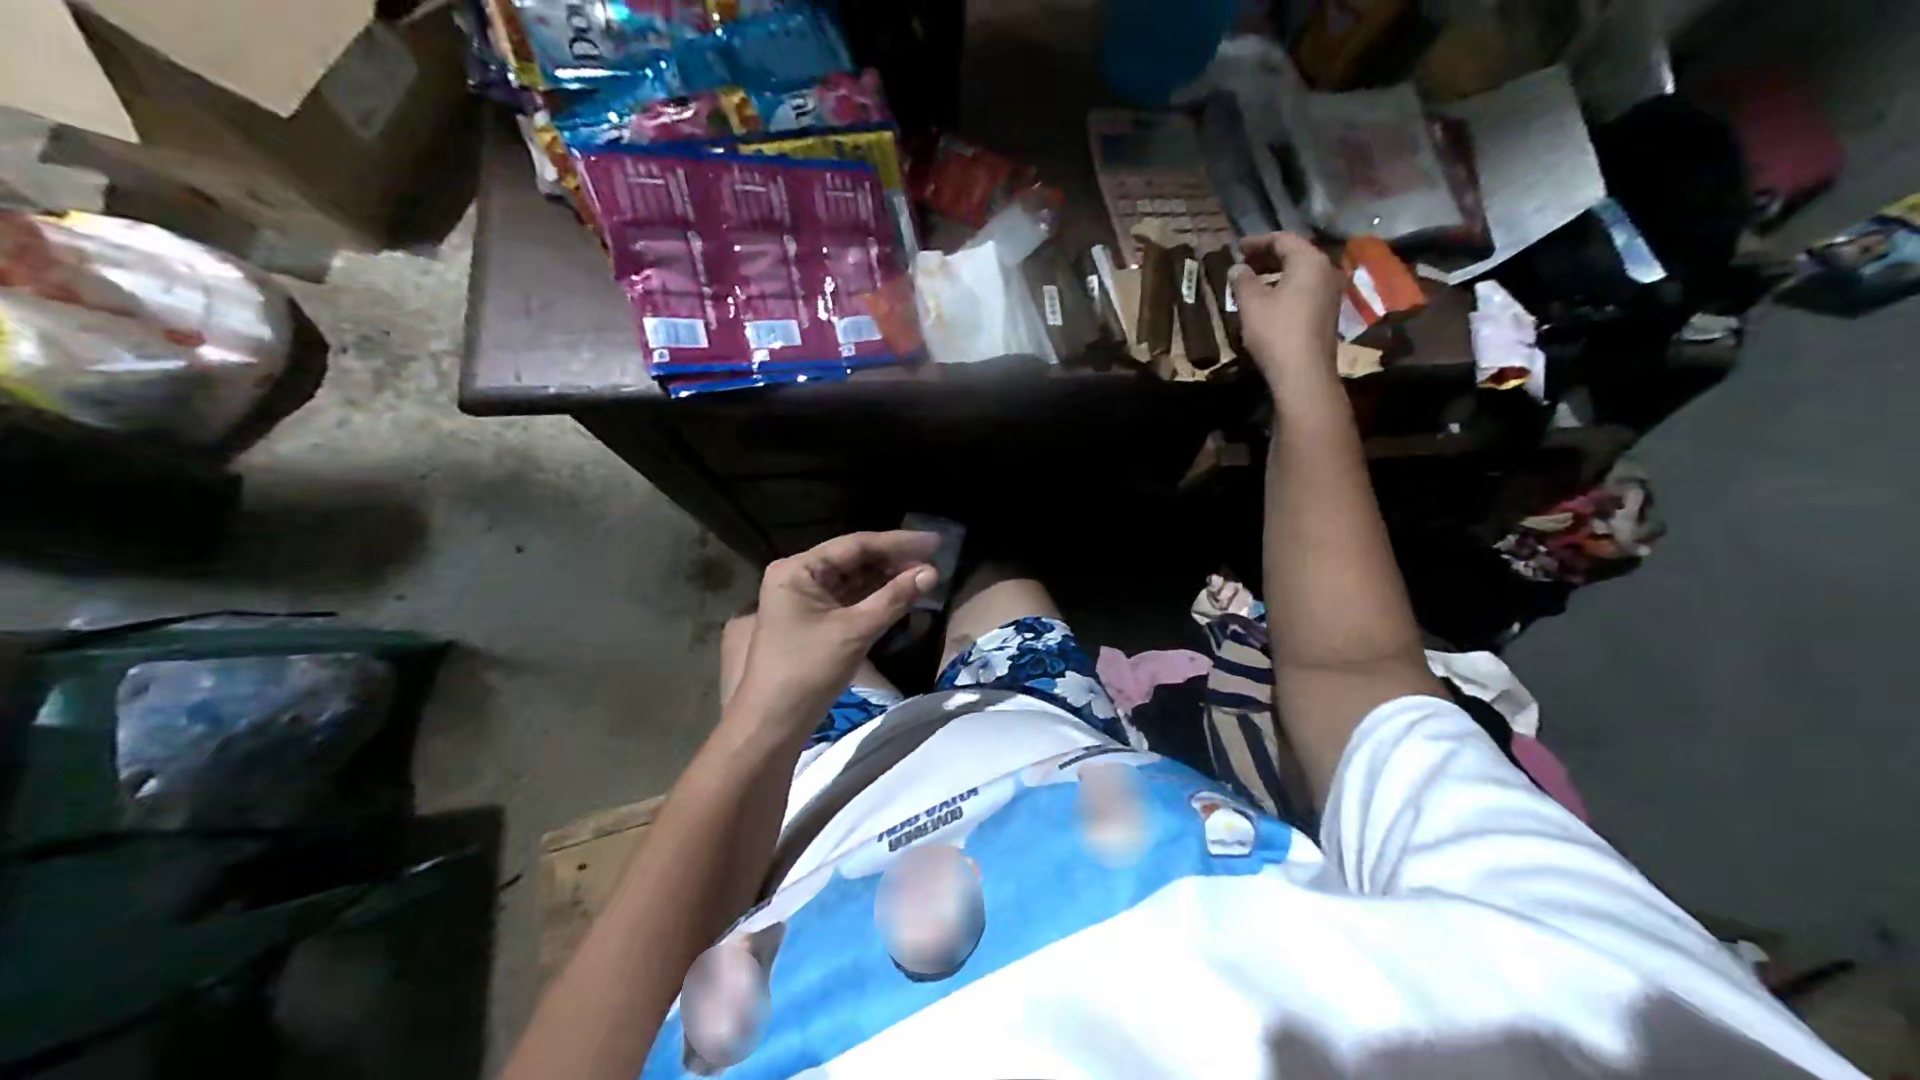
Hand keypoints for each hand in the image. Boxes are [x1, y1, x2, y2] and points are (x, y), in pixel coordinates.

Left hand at [735, 531, 939, 721]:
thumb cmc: (808, 671)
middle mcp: (798, 576)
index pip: (855, 545)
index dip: (898, 542)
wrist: (774, 722)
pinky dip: (876, 596)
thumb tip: (931, 573)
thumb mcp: (855, 631)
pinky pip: (849, 598)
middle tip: (935, 559)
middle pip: (854, 559)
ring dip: (888, 578)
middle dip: (894, 561)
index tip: (935, 541)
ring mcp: (805, 598)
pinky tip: (903, 593)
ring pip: (854, 579)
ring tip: (926, 575)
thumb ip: (894, 598)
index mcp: (797, 569)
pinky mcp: (814, 619)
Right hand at [1228, 232, 1343, 388]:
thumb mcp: (1252, 304)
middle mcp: (1326, 270)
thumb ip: (1242, 280)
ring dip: (1275, 274)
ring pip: (1300, 273)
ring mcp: (1330, 292)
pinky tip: (1268, 300)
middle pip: (1295, 254)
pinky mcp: (1328, 312)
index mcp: (1309, 261)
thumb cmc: (1276, 331)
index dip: (1257, 242)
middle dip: (1267, 257)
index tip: (1236, 249)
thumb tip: (1237, 268)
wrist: (1303, 372)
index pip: (1283, 239)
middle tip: (1242, 265)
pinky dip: (1286, 288)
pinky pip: (1305, 289)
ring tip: (1251, 283)